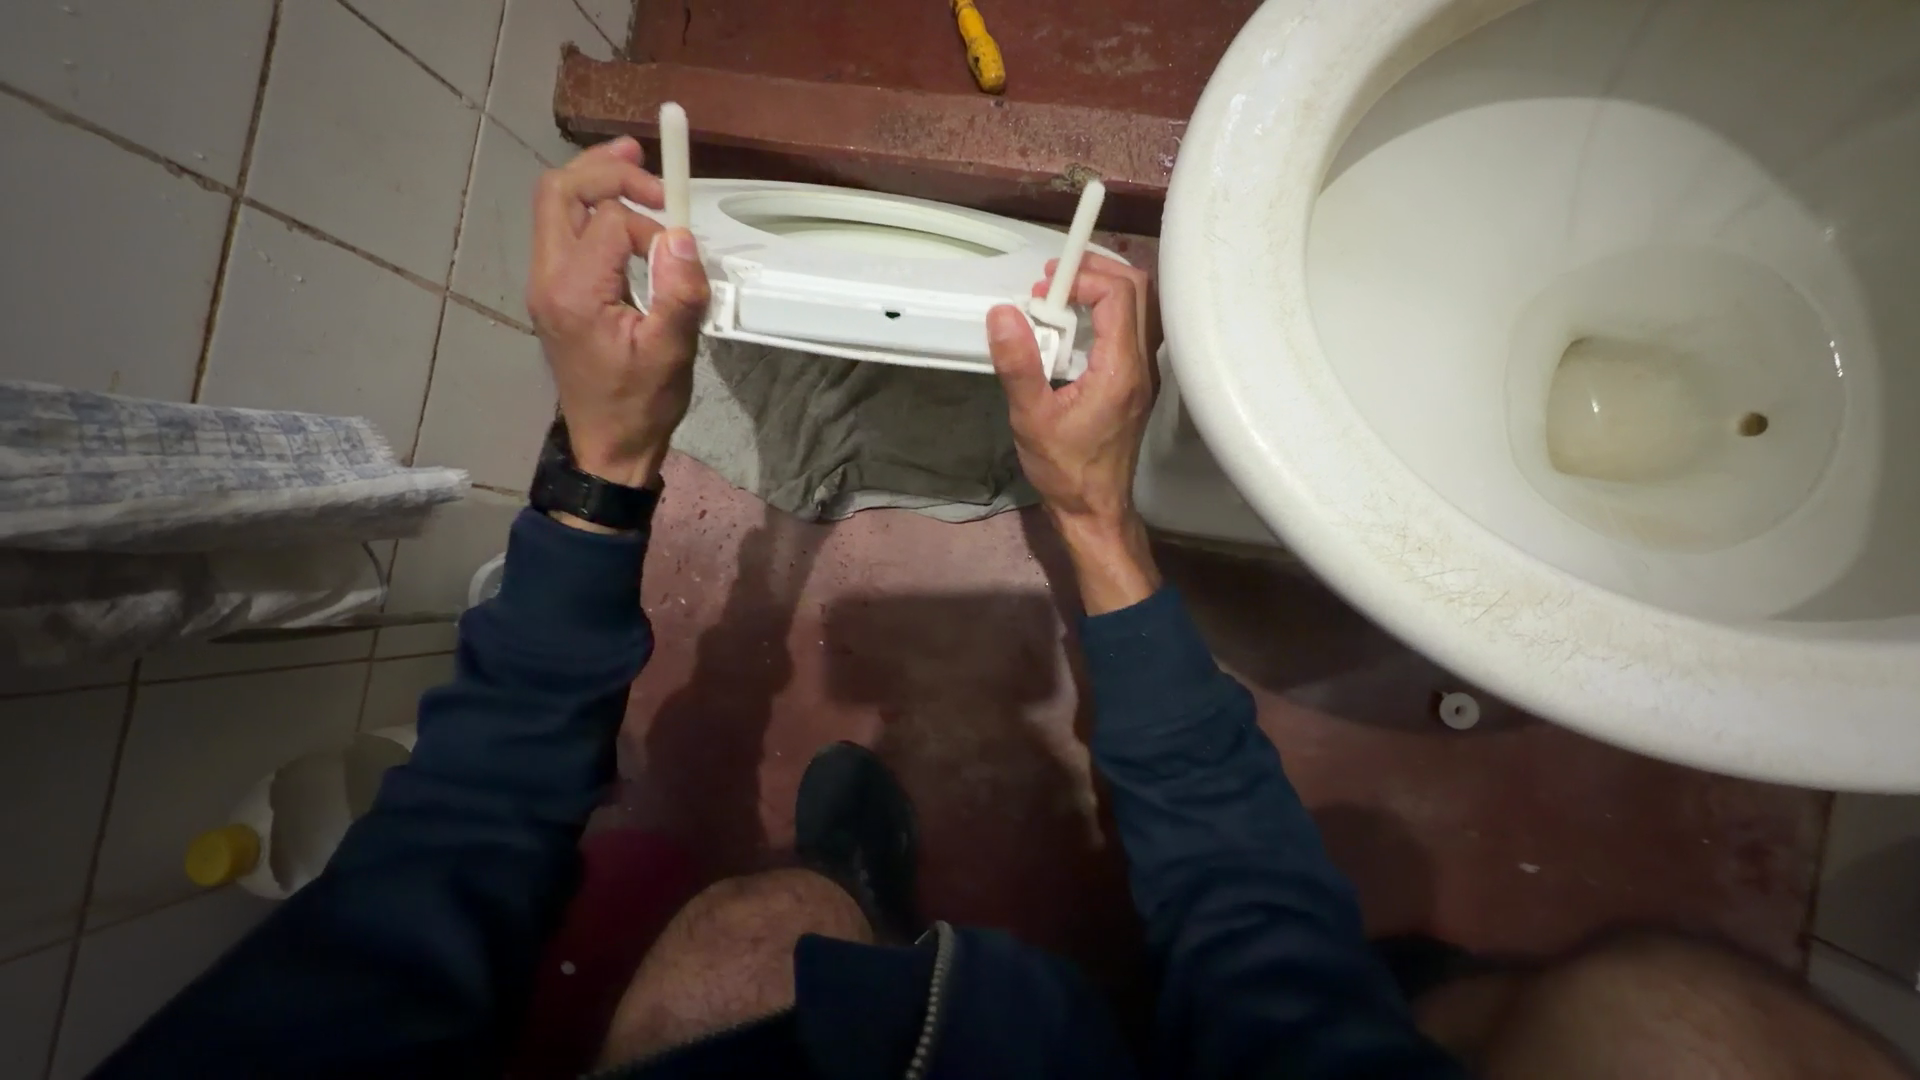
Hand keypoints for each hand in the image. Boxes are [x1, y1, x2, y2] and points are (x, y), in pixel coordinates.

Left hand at [526, 137, 708, 496]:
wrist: (608, 445)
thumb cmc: (641, 405)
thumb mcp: (672, 354)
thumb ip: (678, 293)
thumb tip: (681, 235)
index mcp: (574, 291)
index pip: (609, 222)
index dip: (651, 225)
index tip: (681, 255)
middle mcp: (548, 278)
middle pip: (560, 192)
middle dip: (605, 171)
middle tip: (649, 167)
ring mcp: (545, 284)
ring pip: (556, 206)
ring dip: (595, 184)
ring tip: (637, 170)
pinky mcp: (555, 293)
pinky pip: (564, 232)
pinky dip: (593, 211)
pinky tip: (625, 217)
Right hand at [987, 253, 1163, 613]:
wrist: (1094, 510)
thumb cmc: (1064, 470)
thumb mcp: (1031, 419)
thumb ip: (1019, 365)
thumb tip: (1004, 313)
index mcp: (1120, 371)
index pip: (1119, 296)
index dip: (1085, 277)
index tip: (1047, 286)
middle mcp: (1142, 367)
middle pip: (1139, 293)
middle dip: (1098, 273)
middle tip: (1056, 281)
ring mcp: (1144, 377)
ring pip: (1142, 311)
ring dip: (1106, 292)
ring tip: (1064, 297)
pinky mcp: (1135, 386)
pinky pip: (1134, 332)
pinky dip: (1109, 314)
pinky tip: (1076, 328)